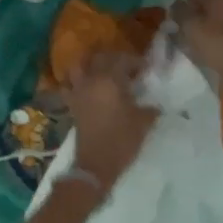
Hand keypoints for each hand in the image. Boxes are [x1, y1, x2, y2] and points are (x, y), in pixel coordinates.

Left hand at [62, 50, 157, 187]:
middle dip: (114, 58)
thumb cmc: (122, 140)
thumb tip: (154, 103)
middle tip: (127, 68)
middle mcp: (91, 80)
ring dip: (90, 64)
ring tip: (103, 71)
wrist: (96, 164)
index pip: (123, 60)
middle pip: (100, 58)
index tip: (146, 69)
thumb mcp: (144, 122)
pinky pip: (68, 85)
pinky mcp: (72, 104)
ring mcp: (78, 92)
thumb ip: (150, 107)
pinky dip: (74, 81)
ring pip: (79, 66)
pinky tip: (84, 86)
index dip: (136, 62)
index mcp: (111, 81)